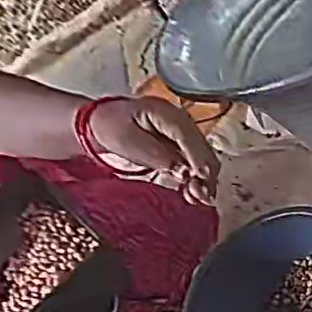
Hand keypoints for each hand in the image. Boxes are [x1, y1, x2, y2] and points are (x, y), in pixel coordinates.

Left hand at [86, 97, 220, 204]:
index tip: (202, 177)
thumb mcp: (126, 139)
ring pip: (206, 162)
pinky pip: (199, 167)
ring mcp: (187, 137)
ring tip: (198, 198)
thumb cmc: (112, 126)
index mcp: (166, 114)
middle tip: (201, 196)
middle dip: (205, 175)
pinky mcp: (187, 150)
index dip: (198, 158)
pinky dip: (200, 181)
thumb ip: (154, 154)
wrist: (105, 123)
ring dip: (205, 181)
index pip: (188, 137)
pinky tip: (195, 194)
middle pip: (204, 151)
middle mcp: (183, 124)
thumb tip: (183, 170)